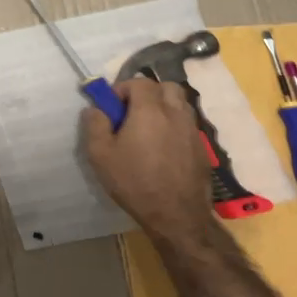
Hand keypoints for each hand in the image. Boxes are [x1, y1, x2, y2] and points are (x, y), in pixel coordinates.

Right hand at [82, 77, 213, 242]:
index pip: (140, 82)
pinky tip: (161, 147)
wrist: (175, 215)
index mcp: (149, 112)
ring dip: (163, 106)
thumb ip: (94, 124)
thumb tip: (95, 109)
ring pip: (181, 104)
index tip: (113, 106)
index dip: (123, 88)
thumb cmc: (133, 181)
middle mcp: (175, 115)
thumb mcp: (100, 154)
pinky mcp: (201, 148)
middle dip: (148, 92)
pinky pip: (187, 124)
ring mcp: (192, 131)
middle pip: (168, 87)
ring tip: (147, 128)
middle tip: (132, 111)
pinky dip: (174, 125)